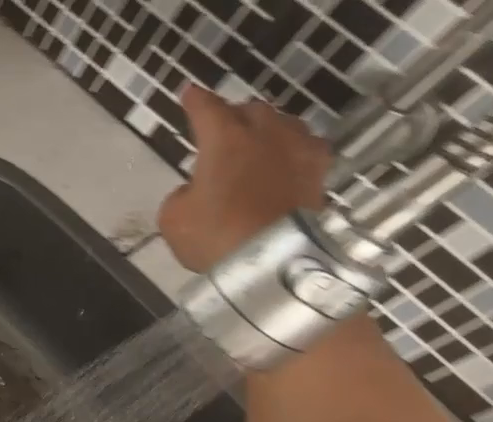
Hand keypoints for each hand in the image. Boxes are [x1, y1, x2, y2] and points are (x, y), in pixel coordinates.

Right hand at [158, 85, 331, 272]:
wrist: (271, 259)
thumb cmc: (213, 235)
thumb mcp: (173, 218)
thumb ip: (183, 193)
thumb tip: (196, 187)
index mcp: (225, 140)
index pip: (207, 110)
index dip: (195, 101)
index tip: (189, 92)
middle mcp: (266, 134)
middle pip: (251, 110)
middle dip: (234, 114)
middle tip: (221, 125)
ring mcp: (298, 149)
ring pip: (282, 123)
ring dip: (266, 128)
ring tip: (255, 141)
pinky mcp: (319, 170)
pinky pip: (305, 146)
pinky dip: (290, 149)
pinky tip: (285, 158)